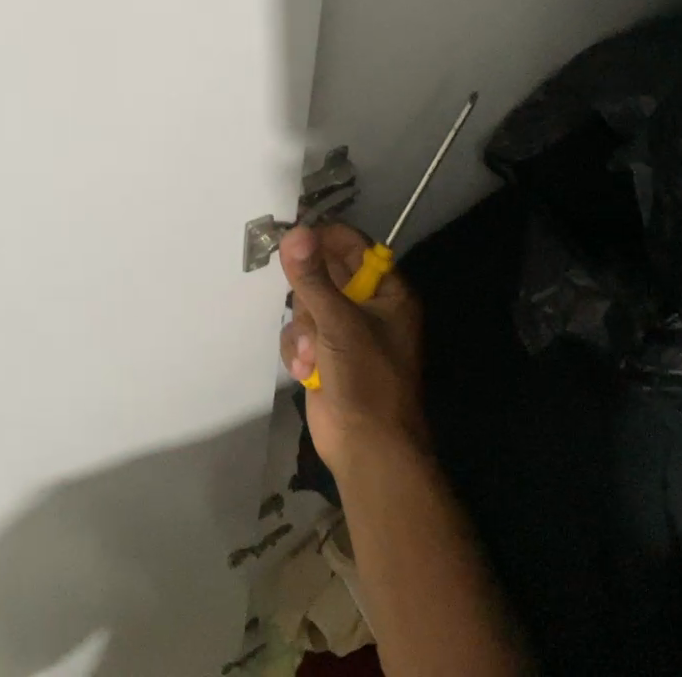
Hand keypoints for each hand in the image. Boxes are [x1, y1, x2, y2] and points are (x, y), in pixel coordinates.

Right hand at [278, 223, 426, 478]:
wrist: (367, 448)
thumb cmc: (367, 379)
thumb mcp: (339, 323)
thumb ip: (312, 278)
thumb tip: (294, 232)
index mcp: (388, 293)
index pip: (354, 247)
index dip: (325, 240)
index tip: (294, 239)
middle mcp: (368, 308)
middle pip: (324, 275)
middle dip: (308, 296)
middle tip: (303, 305)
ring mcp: (344, 333)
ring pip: (306, 306)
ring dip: (303, 331)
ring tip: (312, 354)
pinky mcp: (324, 356)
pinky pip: (299, 334)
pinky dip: (298, 351)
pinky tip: (305, 371)